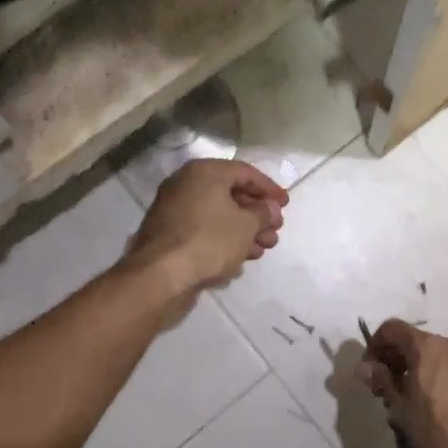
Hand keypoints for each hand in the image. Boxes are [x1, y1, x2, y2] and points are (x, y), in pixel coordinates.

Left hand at [127, 159, 288, 291]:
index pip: (244, 172)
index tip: (285, 205)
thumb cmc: (209, 241)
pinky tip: (238, 262)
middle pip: (230, 196)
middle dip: (257, 215)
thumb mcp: (246, 225)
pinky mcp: (169, 237)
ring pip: (217, 217)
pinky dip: (222, 243)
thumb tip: (270, 208)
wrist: (161, 275)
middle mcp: (185, 185)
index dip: (269, 189)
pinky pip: (203, 233)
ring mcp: (174, 212)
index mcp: (203, 173)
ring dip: (243, 232)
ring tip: (263, 250)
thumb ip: (263, 213)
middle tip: (275, 231)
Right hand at [357, 320, 447, 447]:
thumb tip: (364, 367)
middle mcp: (446, 343)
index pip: (391, 328)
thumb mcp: (401, 407)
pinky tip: (432, 403)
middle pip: (410, 340)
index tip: (370, 372)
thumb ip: (381, 381)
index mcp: (424, 346)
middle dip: (393, 361)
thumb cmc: (438, 426)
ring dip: (413, 369)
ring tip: (408, 401)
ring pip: (430, 354)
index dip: (374, 345)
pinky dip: (433, 374)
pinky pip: (447, 365)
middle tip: (385, 391)